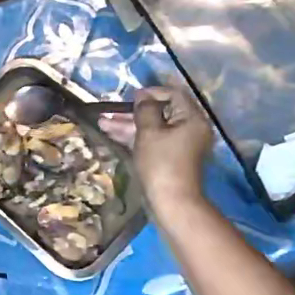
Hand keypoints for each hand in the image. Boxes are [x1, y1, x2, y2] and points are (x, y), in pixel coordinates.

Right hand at [98, 85, 211, 209]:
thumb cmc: (161, 164)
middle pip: (161, 112)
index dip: (151, 92)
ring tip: (103, 123)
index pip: (173, 94)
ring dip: (129, 125)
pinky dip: (136, 137)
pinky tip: (114, 135)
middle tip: (110, 112)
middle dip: (133, 112)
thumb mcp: (149, 132)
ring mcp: (180, 144)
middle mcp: (190, 128)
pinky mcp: (171, 158)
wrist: (171, 202)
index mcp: (192, 118)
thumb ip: (145, 110)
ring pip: (154, 128)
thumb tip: (143, 96)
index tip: (130, 97)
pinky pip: (154, 140)